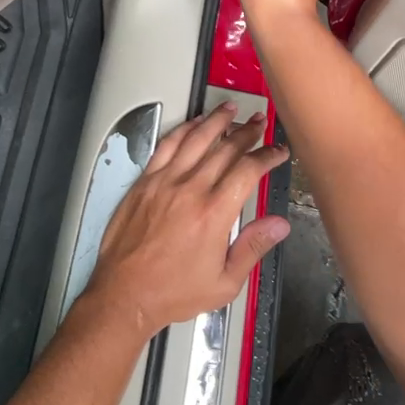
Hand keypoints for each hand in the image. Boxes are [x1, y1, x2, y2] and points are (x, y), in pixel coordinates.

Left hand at [83, 104, 290, 335]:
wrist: (124, 295)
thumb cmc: (174, 292)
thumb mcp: (224, 282)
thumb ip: (253, 247)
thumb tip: (279, 224)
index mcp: (214, 214)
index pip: (248, 170)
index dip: (267, 156)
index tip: (278, 151)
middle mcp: (190, 190)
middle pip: (225, 149)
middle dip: (247, 132)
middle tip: (260, 122)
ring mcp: (165, 182)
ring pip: (196, 140)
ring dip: (216, 121)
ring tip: (231, 109)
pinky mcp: (145, 182)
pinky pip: (167, 146)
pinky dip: (183, 130)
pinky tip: (195, 123)